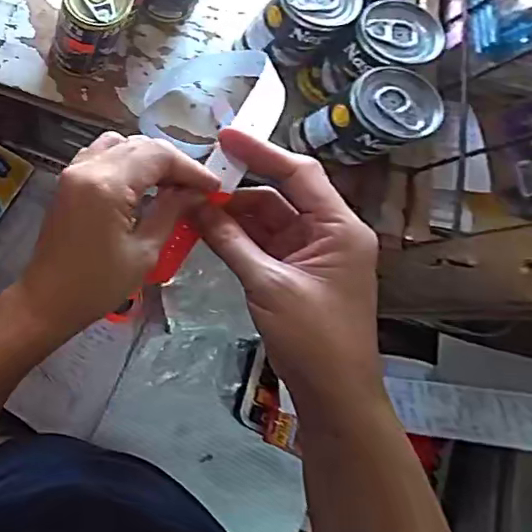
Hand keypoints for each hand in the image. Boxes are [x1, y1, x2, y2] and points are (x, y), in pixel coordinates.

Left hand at [11, 133, 218, 342]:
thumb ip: (170, 212)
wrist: (47, 299)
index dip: (190, 168)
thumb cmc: (96, 284)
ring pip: (119, 145)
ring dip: (147, 158)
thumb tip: (196, 193)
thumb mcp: (144, 251)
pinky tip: (140, 185)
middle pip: (139, 145)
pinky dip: (124, 161)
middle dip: (171, 162)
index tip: (213, 187)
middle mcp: (87, 167)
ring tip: (169, 185)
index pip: (158, 155)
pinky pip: (100, 155)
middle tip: (195, 188)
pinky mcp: (66, 181)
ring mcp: (72, 171)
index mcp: (106, 184)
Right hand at [195, 128, 383, 415]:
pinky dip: (236, 236)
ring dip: (233, 213)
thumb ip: (231, 240)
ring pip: (266, 218)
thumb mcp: (268, 285)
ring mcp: (310, 253)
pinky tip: (206, 230)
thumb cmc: (314, 338)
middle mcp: (327, 233)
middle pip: (278, 195)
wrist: (334, 394)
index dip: (261, 152)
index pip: (299, 174)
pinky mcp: (293, 271)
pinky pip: (261, 242)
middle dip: (238, 188)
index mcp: (338, 228)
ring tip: (192, 206)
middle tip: (196, 179)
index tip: (225, 136)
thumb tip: (196, 205)